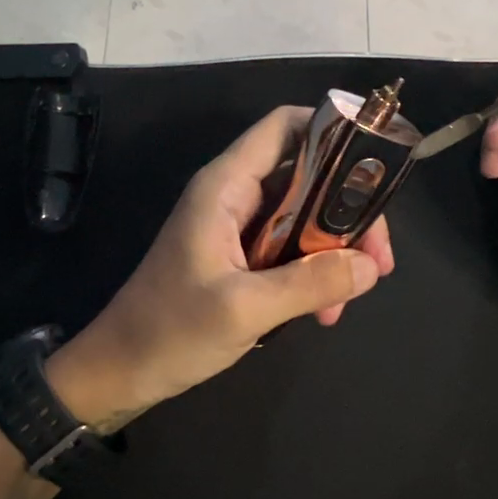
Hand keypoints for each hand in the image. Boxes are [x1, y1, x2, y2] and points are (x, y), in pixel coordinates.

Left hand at [47, 106, 394, 430]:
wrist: (120, 370)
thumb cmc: (170, 332)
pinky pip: (288, 251)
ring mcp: (235, 229)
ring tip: (349, 297)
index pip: (285, 127)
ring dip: (333, 252)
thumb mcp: (245, 309)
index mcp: (225, 187)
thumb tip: (369, 266)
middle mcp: (233, 197)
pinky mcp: (238, 260)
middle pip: (308, 176)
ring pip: (303, 218)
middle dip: (347, 212)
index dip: (334, 131)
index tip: (378, 168)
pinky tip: (323, 312)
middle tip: (377, 260)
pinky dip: (312, 273)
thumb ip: (310, 282)